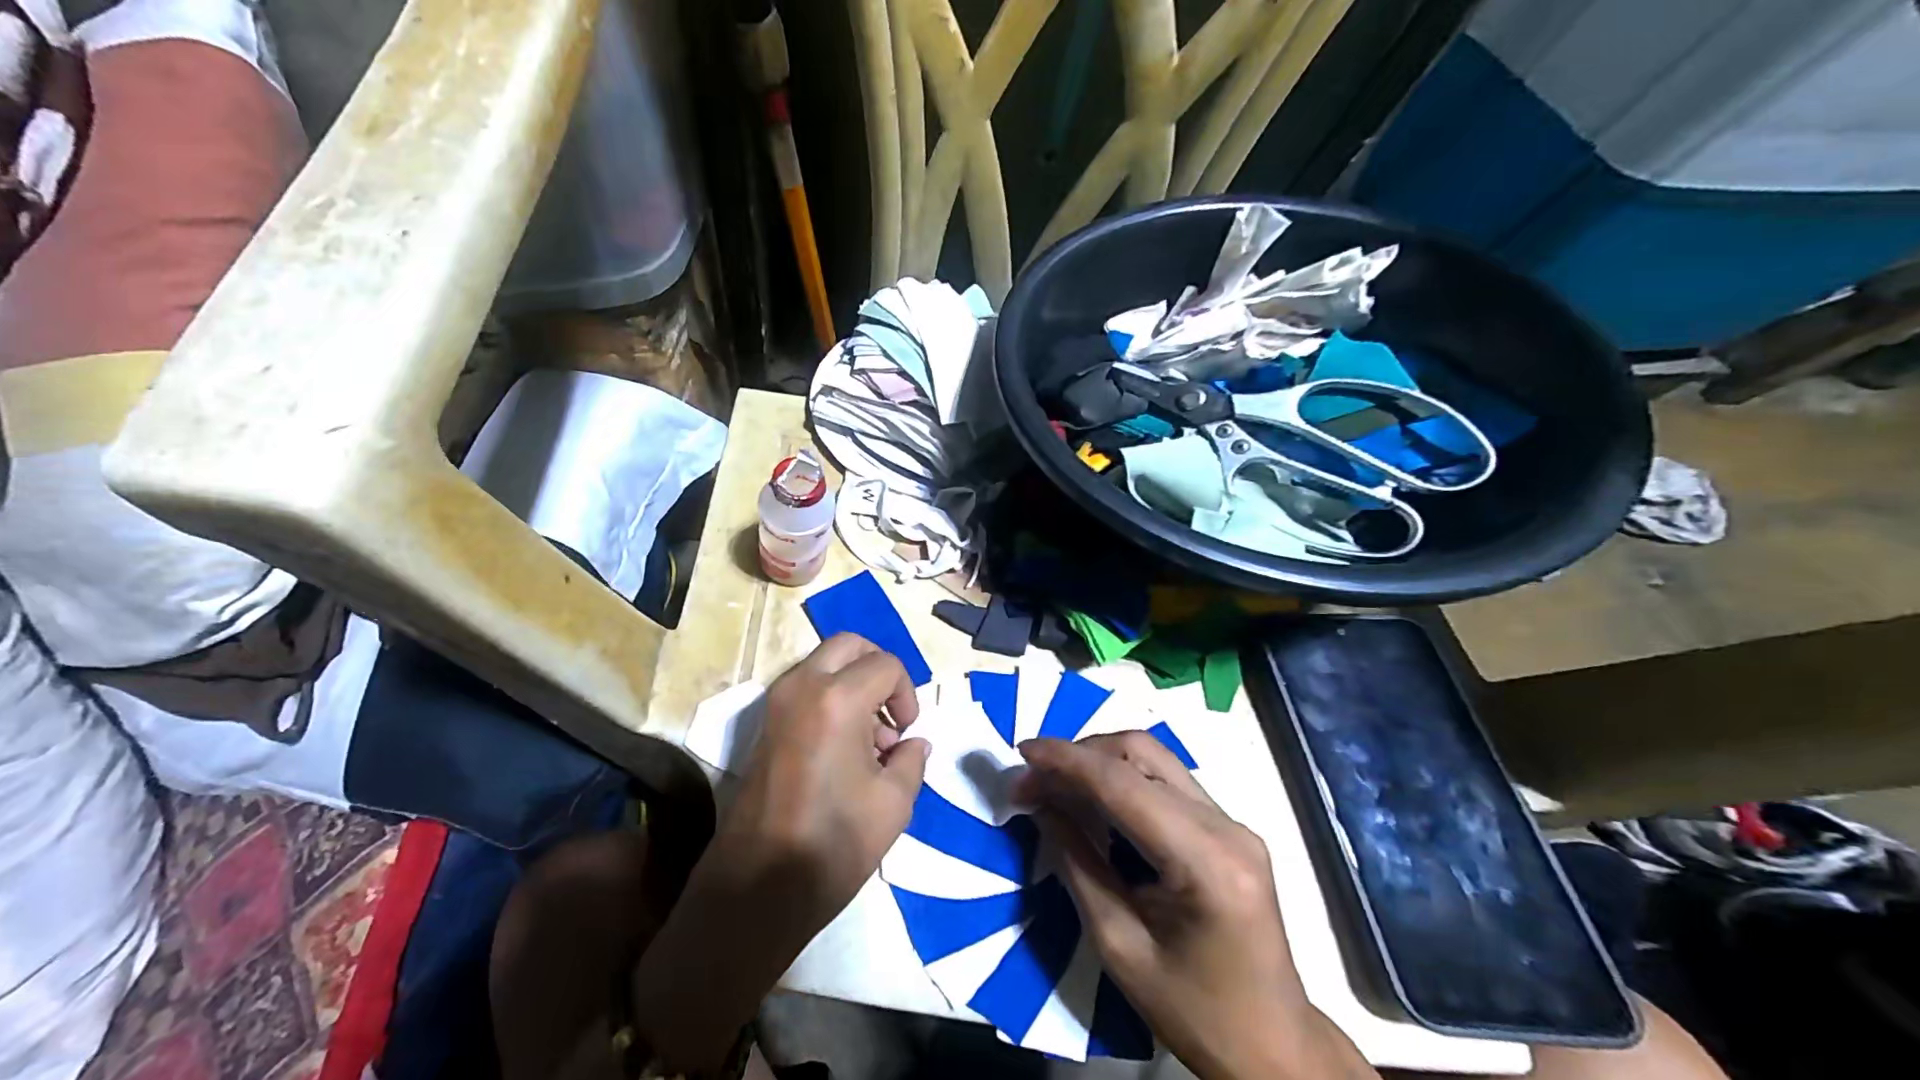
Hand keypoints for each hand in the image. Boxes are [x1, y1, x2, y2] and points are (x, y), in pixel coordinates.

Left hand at [630, 635, 929, 1070]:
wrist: (757, 886)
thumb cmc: (833, 842)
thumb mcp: (893, 803)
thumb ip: (911, 760)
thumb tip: (912, 743)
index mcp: (837, 699)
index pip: (886, 665)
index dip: (907, 694)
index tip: (907, 733)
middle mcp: (802, 687)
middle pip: (848, 645)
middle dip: (878, 668)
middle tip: (891, 713)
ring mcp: (776, 704)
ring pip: (823, 664)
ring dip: (853, 683)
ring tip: (870, 739)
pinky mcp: (763, 726)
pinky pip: (805, 688)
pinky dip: (830, 698)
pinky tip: (843, 749)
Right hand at [1016, 733, 1375, 1079]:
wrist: (1273, 1047)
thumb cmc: (1193, 1013)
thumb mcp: (1119, 946)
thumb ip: (1077, 864)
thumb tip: (1041, 803)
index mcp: (1205, 862)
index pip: (1124, 785)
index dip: (1067, 760)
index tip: (1022, 752)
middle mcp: (1226, 826)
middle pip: (1142, 754)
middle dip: (1080, 755)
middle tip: (1033, 782)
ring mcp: (1233, 823)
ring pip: (1154, 760)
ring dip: (1099, 762)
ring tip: (1055, 787)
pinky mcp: (1230, 829)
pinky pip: (1166, 783)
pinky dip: (1122, 781)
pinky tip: (1093, 802)